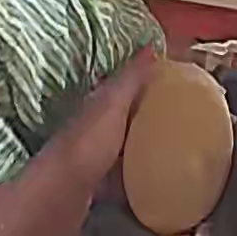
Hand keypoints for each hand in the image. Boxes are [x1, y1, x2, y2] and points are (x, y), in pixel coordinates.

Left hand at [44, 46, 161, 184]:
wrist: (63, 190)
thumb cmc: (91, 139)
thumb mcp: (115, 102)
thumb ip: (132, 76)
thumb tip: (152, 46)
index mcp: (99, 100)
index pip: (122, 83)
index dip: (142, 78)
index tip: (166, 79)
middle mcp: (94, 123)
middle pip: (122, 113)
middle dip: (143, 112)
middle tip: (173, 113)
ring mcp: (94, 154)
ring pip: (121, 143)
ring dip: (138, 143)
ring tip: (166, 145)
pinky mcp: (97, 182)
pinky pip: (120, 173)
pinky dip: (133, 173)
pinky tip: (149, 176)